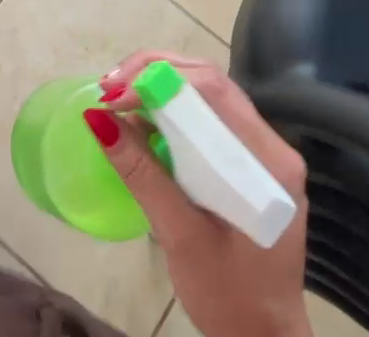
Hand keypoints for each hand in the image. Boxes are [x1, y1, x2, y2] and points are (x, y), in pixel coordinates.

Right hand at [92, 52, 311, 336]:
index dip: (158, 77)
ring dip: (160, 88)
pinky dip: (171, 112)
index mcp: (267, 161)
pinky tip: (142, 121)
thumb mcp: (180, 235)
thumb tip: (97, 118)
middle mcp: (271, 146)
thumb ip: (142, 174)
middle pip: (210, 83)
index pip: (213, 89)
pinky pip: (208, 120)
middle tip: (107, 87)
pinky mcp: (248, 164)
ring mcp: (262, 153)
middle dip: (154, 73)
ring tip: (116, 98)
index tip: (113, 92)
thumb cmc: (227, 295)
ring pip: (207, 96)